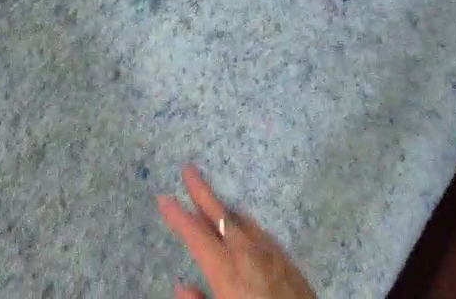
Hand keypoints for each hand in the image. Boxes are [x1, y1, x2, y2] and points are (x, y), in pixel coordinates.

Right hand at [157, 164, 315, 298]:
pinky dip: (248, 225)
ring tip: (213, 202)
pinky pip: (264, 235)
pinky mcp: (292, 266)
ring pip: (245, 223)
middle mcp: (249, 256)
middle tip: (188, 170)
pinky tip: (247, 230)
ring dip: (226, 210)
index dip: (178, 216)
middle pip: (222, 216)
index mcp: (227, 271)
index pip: (197, 236)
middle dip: (203, 192)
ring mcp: (274, 258)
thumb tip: (182, 286)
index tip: (164, 198)